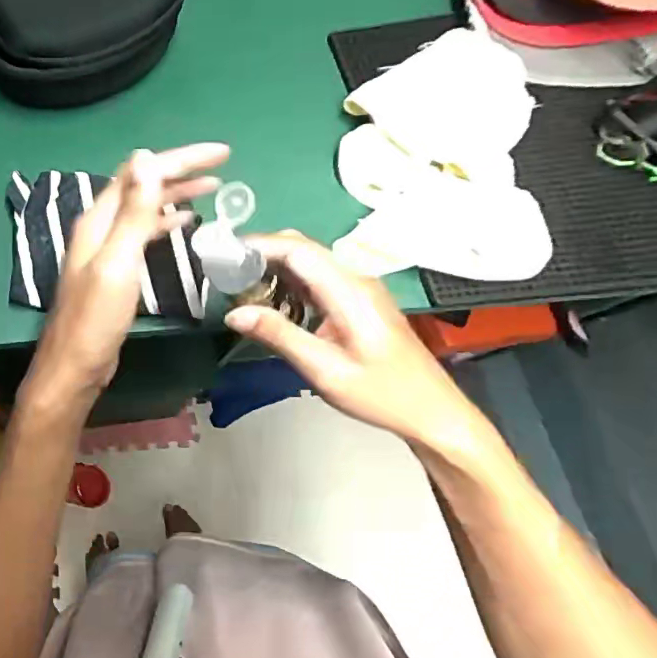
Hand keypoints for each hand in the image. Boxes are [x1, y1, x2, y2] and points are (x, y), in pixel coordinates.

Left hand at [21, 144, 228, 414]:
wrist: (75, 367)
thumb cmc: (95, 319)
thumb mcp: (118, 262)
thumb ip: (133, 212)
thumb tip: (146, 158)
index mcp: (99, 220)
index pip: (141, 173)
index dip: (180, 159)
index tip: (220, 154)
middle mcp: (101, 228)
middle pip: (143, 185)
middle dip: (181, 170)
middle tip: (221, 165)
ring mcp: (108, 248)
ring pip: (145, 208)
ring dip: (177, 194)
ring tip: (212, 187)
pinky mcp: (116, 269)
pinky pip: (145, 232)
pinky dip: (167, 222)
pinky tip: (185, 222)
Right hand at [223, 231, 506, 465]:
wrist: (432, 411)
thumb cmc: (382, 394)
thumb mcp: (325, 370)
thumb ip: (279, 336)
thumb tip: (234, 312)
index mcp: (349, 291)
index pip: (298, 250)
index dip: (259, 246)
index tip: (223, 255)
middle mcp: (355, 279)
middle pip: (303, 248)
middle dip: (261, 253)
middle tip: (225, 272)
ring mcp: (359, 288)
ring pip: (309, 261)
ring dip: (274, 267)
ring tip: (239, 286)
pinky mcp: (358, 300)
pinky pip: (318, 278)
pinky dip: (289, 281)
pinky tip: (270, 302)